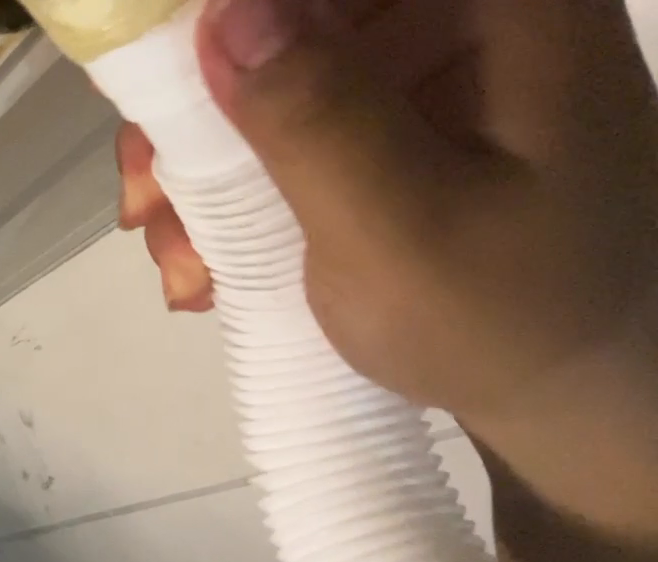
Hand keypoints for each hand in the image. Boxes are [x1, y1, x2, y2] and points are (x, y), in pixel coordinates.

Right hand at [119, 0, 657, 430]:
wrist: (554, 388)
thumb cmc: (496, 315)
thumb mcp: (396, 225)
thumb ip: (316, 117)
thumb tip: (224, 13)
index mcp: (496, 12)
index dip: (228, 19)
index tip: (158, 96)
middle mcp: (453, 27)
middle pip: (280, 28)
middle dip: (193, 122)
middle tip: (144, 208)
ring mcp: (411, 88)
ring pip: (260, 92)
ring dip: (194, 181)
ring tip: (181, 268)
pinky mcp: (378, 141)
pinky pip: (272, 146)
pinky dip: (222, 207)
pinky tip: (207, 270)